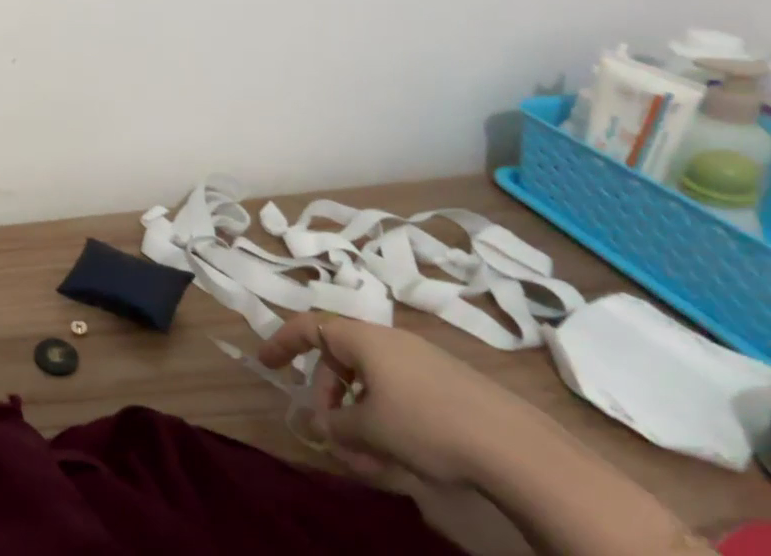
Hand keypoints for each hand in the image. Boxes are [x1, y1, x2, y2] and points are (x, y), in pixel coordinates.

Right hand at [258, 312, 562, 485]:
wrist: (518, 449)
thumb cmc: (426, 425)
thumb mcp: (368, 429)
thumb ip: (336, 423)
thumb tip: (325, 424)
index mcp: (365, 339)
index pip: (310, 326)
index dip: (282, 342)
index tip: (266, 363)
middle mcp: (393, 343)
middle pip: (342, 359)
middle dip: (330, 396)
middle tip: (331, 430)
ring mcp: (425, 364)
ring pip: (374, 384)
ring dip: (360, 417)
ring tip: (367, 458)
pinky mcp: (452, 388)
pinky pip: (402, 396)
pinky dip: (388, 421)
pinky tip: (399, 458)